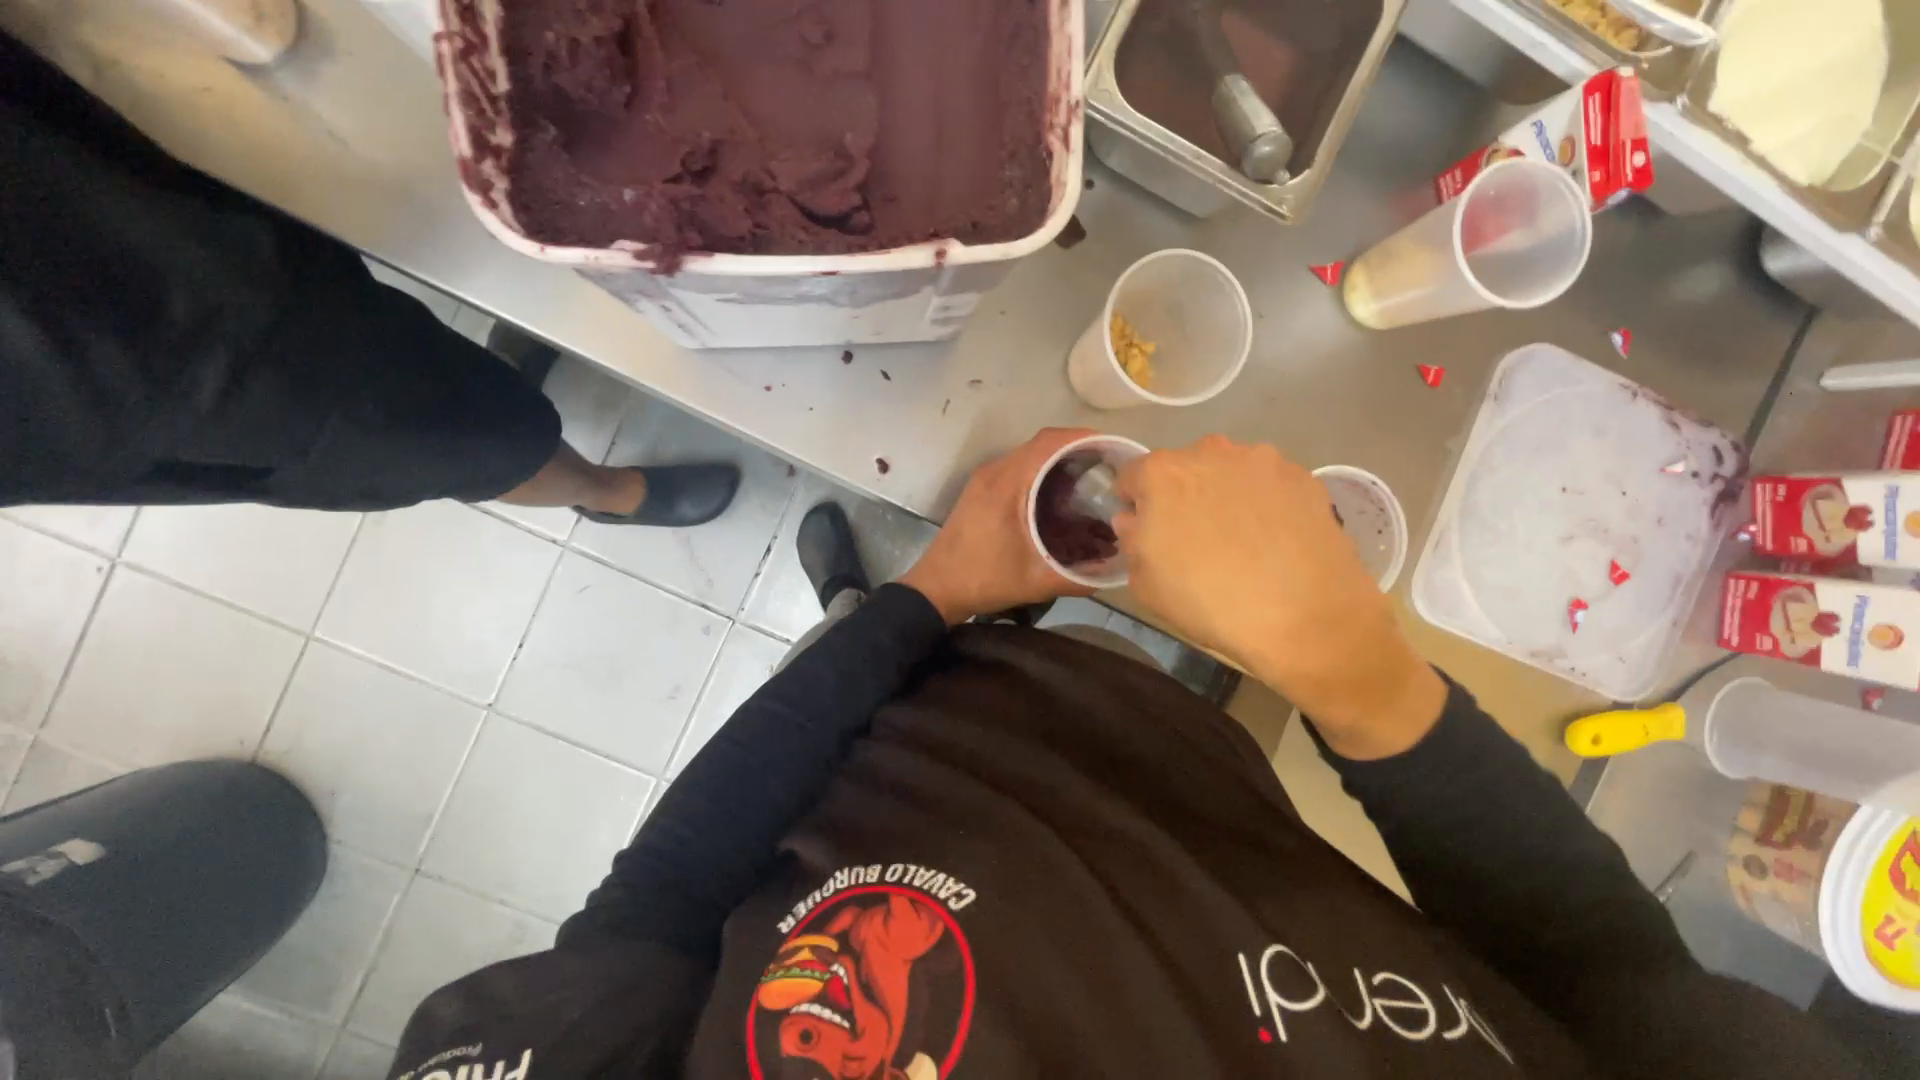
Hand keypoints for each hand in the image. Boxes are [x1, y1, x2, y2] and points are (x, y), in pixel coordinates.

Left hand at [900, 428, 1098, 624]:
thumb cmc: (984, 580)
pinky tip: (1061, 497)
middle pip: (1041, 445)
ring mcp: (985, 480)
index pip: (1048, 443)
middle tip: (1109, 468)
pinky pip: (1017, 469)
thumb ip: (1078, 577)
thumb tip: (1115, 571)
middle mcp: (995, 473)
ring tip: (1091, 481)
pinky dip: (1042, 474)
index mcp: (1007, 485)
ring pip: (1029, 456)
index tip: (1112, 448)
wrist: (936, 589)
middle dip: (1077, 451)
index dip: (1083, 439)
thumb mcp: (1036, 582)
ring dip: (1059, 462)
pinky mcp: (981, 490)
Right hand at [1112, 436, 1444, 758]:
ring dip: (1226, 496)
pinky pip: (1269, 487)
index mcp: (1163, 474)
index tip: (1145, 532)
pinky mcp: (1304, 478)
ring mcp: (1264, 461)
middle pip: (1184, 468)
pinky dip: (1266, 506)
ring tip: (1241, 542)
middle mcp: (1212, 452)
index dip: (1135, 504)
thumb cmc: (1210, 602)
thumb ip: (1132, 540)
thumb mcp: (1145, 584)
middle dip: (1182, 495)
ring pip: (1230, 473)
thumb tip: (1138, 521)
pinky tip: (1275, 544)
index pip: (1132, 476)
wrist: (1306, 618)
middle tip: (1194, 539)